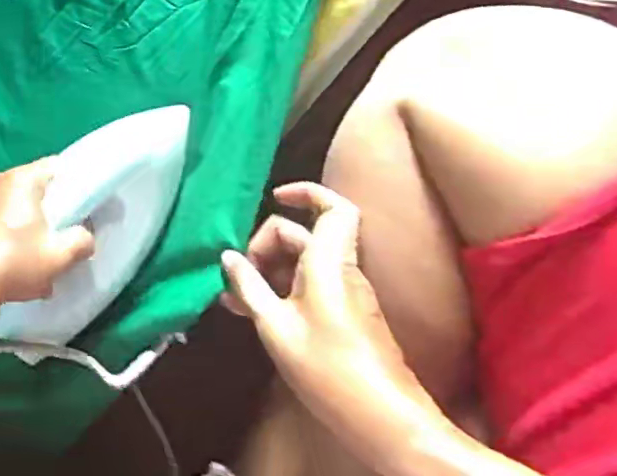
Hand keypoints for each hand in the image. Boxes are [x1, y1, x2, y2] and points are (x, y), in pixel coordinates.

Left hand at [0, 158, 95, 309]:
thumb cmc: (15, 262)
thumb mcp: (59, 256)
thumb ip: (81, 241)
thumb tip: (86, 238)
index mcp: (22, 178)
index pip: (57, 167)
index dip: (76, 183)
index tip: (87, 204)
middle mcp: (1, 181)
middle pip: (39, 189)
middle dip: (55, 211)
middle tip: (68, 233)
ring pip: (22, 208)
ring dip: (36, 229)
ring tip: (46, 258)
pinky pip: (6, 221)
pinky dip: (18, 237)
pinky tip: (23, 267)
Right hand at [222, 183, 437, 428]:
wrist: (388, 424)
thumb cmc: (330, 369)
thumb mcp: (276, 327)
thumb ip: (249, 287)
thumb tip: (228, 256)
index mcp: (328, 261)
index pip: (333, 206)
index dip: (306, 191)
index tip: (274, 198)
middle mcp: (340, 269)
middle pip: (303, 234)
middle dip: (265, 245)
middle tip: (238, 274)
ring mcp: (346, 293)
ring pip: (302, 262)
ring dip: (268, 271)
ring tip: (235, 297)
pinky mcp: (345, 316)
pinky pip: (308, 285)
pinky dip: (281, 290)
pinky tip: (255, 313)